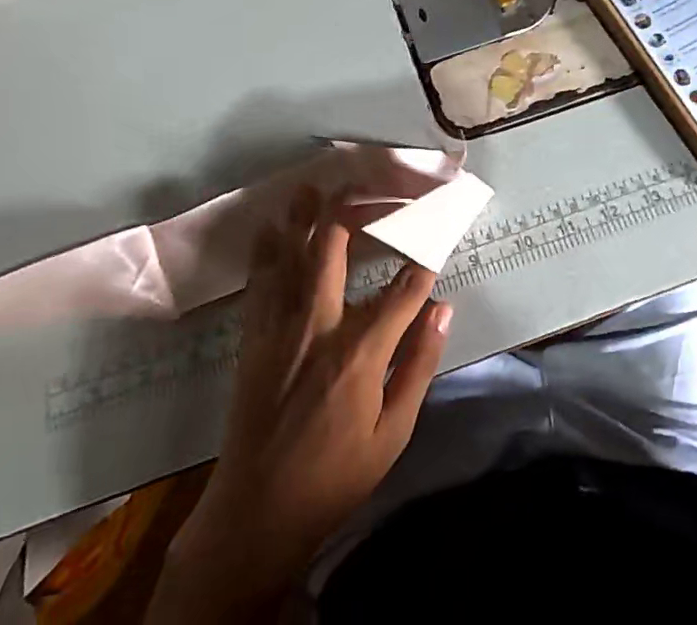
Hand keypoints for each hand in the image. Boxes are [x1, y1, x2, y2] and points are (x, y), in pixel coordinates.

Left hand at [151, 188, 450, 621]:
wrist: (257, 512)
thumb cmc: (337, 475)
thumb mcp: (394, 431)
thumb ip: (419, 364)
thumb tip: (443, 309)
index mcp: (360, 353)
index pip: (402, 291)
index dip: (422, 261)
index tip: (434, 234)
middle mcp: (318, 329)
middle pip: (331, 254)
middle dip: (346, 213)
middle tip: (359, 184)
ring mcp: (279, 332)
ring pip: (290, 261)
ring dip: (300, 221)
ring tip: (309, 188)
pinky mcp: (253, 342)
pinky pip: (259, 286)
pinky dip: (265, 254)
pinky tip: (269, 233)